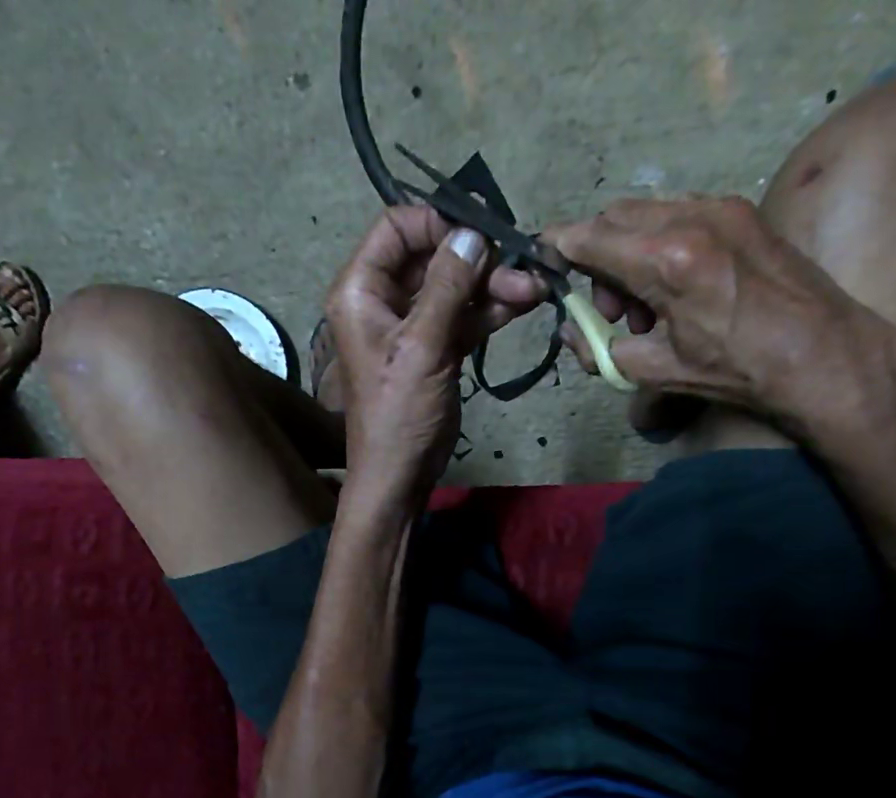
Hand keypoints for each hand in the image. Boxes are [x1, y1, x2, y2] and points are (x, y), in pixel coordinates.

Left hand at [324, 206, 546, 496]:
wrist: (400, 475)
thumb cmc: (399, 412)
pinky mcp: (435, 346)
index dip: (437, 224)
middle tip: (522, 270)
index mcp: (361, 290)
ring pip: (454, 285)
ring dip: (493, 285)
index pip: (395, 228)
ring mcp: (411, 323)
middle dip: (477, 259)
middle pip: (432, 255)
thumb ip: (447, 287)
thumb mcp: (421, 346)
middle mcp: (382, 299)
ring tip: (535, 291)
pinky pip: (464, 314)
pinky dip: (491, 309)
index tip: (481, 235)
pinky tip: (525, 305)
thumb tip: (472, 233)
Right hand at [544, 197, 895, 438]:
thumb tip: (572, 331)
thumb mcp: (653, 370)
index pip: (589, 238)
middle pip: (613, 217)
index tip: (541, 263)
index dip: (556, 248)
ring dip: (627, 250)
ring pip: (645, 211)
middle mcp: (692, 219)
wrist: (826, 356)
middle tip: (606, 307)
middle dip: (594, 256)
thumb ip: (599, 347)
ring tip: (645, 304)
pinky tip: (674, 285)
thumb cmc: (737, 370)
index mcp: (666, 260)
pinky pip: (677, 213)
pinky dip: (658, 241)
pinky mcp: (741, 212)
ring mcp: (721, 208)